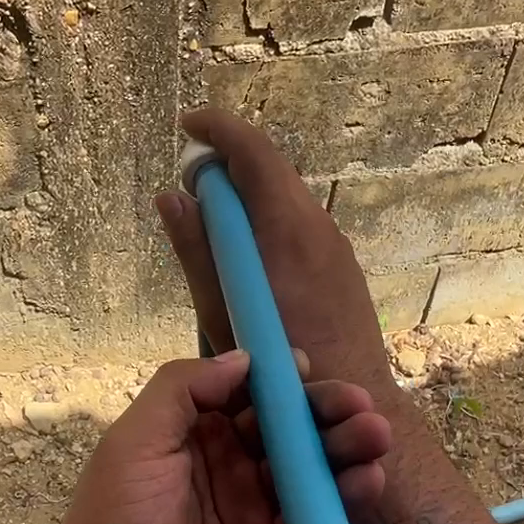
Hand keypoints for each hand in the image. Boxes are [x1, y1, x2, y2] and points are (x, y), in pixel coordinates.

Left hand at [29, 350, 391, 523]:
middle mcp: (228, 468)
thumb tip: (242, 358)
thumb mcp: (133, 446)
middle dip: (322, 410)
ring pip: (311, 468)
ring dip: (345, 447)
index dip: (277, 378)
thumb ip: (182, 392)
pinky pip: (321, 520)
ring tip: (373, 434)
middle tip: (357, 403)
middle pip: (286, 427)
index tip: (304, 366)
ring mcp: (257, 513)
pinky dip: (348, 497)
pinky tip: (368, 480)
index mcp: (191, 437)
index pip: (245, 394)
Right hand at [155, 107, 394, 393]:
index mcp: (287, 230)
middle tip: (192, 184)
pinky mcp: (342, 265)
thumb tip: (172, 196)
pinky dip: (269, 217)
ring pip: (287, 196)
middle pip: (272, 169)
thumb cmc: (278, 364)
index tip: (187, 126)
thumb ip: (196, 250)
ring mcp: (336, 245)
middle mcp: (318, 225)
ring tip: (215, 222)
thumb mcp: (222, 312)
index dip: (218, 129)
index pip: (255, 152)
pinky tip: (250, 253)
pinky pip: (301, 222)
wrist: (352, 397)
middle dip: (228, 163)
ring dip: (249, 193)